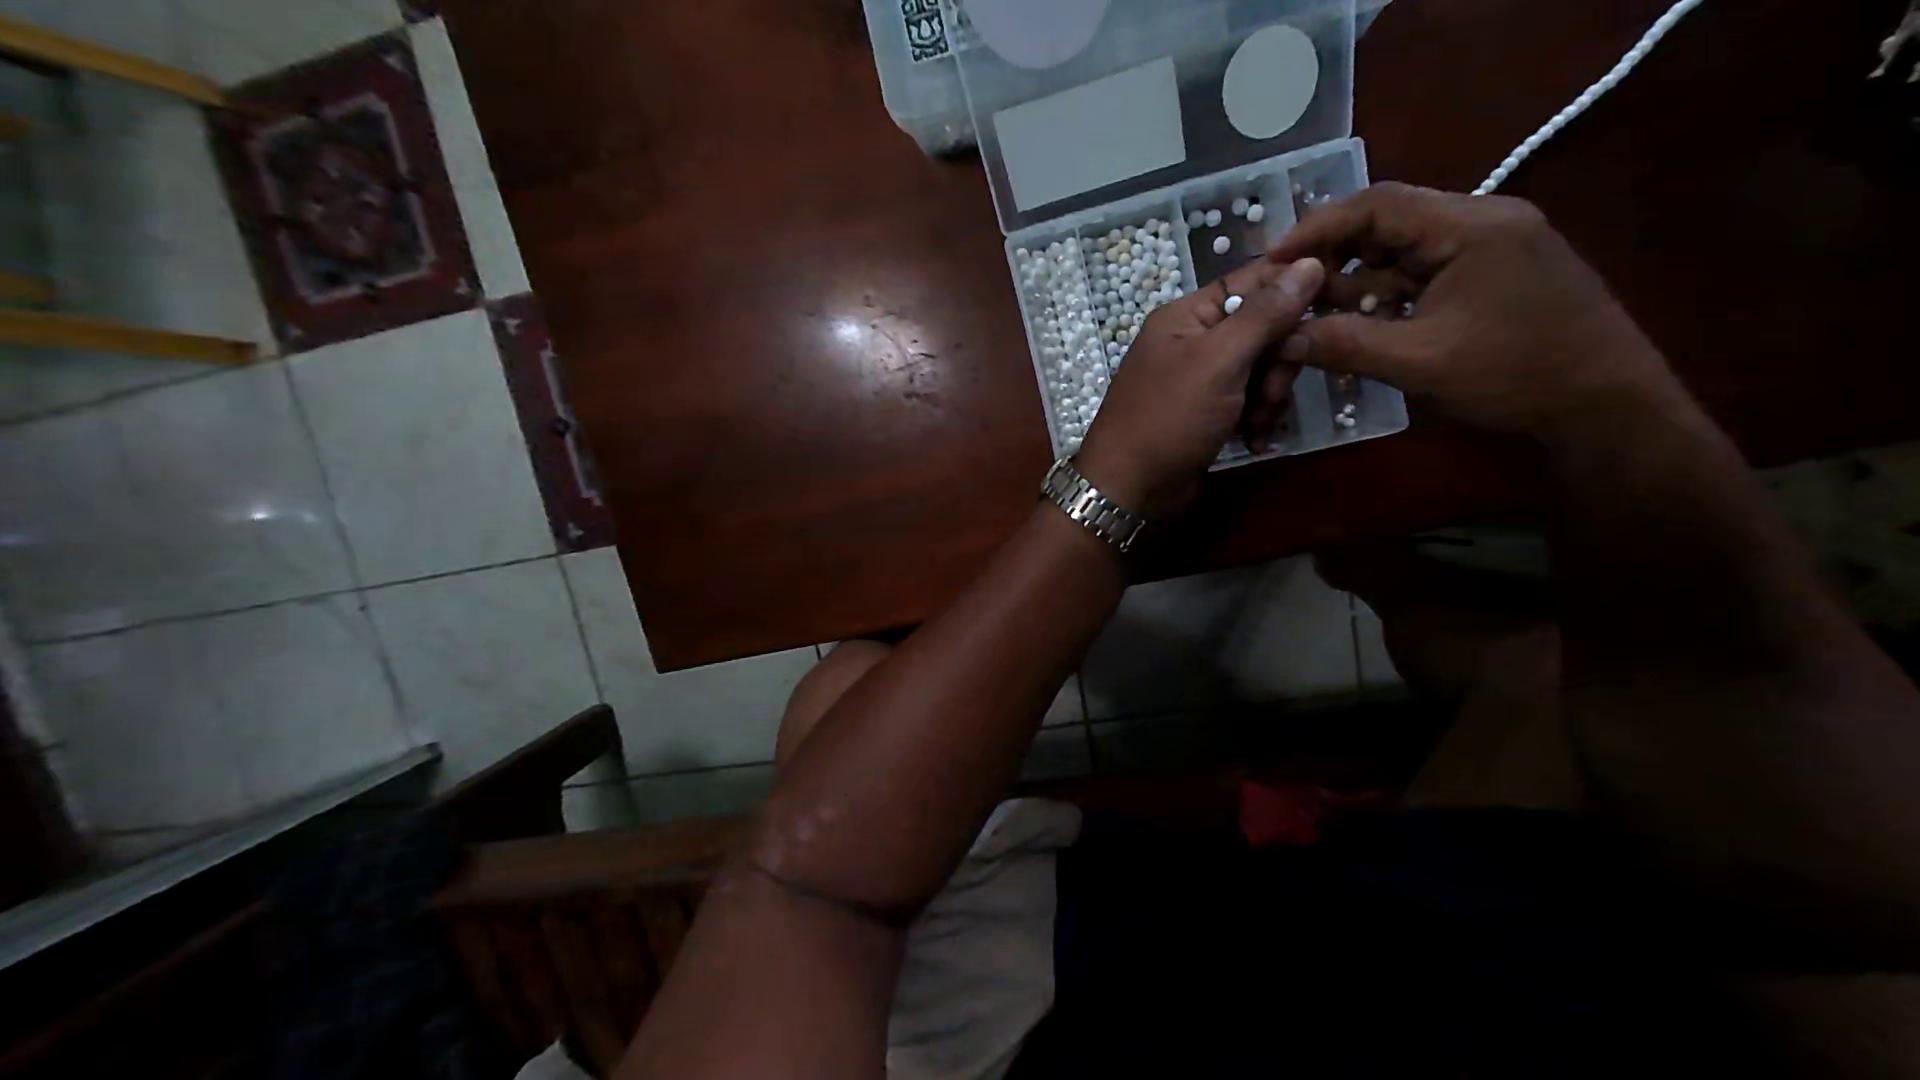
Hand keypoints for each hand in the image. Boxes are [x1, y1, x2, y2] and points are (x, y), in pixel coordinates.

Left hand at [1077, 255, 1324, 517]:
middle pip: (1263, 329)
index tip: (1334, 300)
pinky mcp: (1207, 413)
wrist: (1130, 490)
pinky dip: (1255, 418)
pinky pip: (1248, 401)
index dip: (1293, 288)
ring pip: (1261, 369)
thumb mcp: (1218, 361)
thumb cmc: (1168, 419)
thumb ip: (1264, 314)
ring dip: (1268, 397)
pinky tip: (1252, 439)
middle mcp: (1192, 341)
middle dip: (1277, 362)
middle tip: (1270, 391)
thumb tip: (1310, 262)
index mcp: (1186, 316)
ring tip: (1254, 424)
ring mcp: (1200, 379)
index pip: (1252, 280)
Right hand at [1267, 183, 1690, 443]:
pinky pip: (1419, 275)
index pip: (1379, 204)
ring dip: (1353, 279)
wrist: (1602, 403)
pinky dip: (1380, 295)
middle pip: (1387, 223)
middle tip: (1285, 289)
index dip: (1317, 228)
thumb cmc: (1516, 374)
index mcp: (1471, 226)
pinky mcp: (1486, 276)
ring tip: (1308, 310)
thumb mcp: (1419, 362)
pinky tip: (1351, 321)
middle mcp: (1480, 222)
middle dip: (1331, 256)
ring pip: (1400, 251)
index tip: (1272, 259)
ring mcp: (1486, 249)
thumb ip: (1345, 345)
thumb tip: (1282, 339)